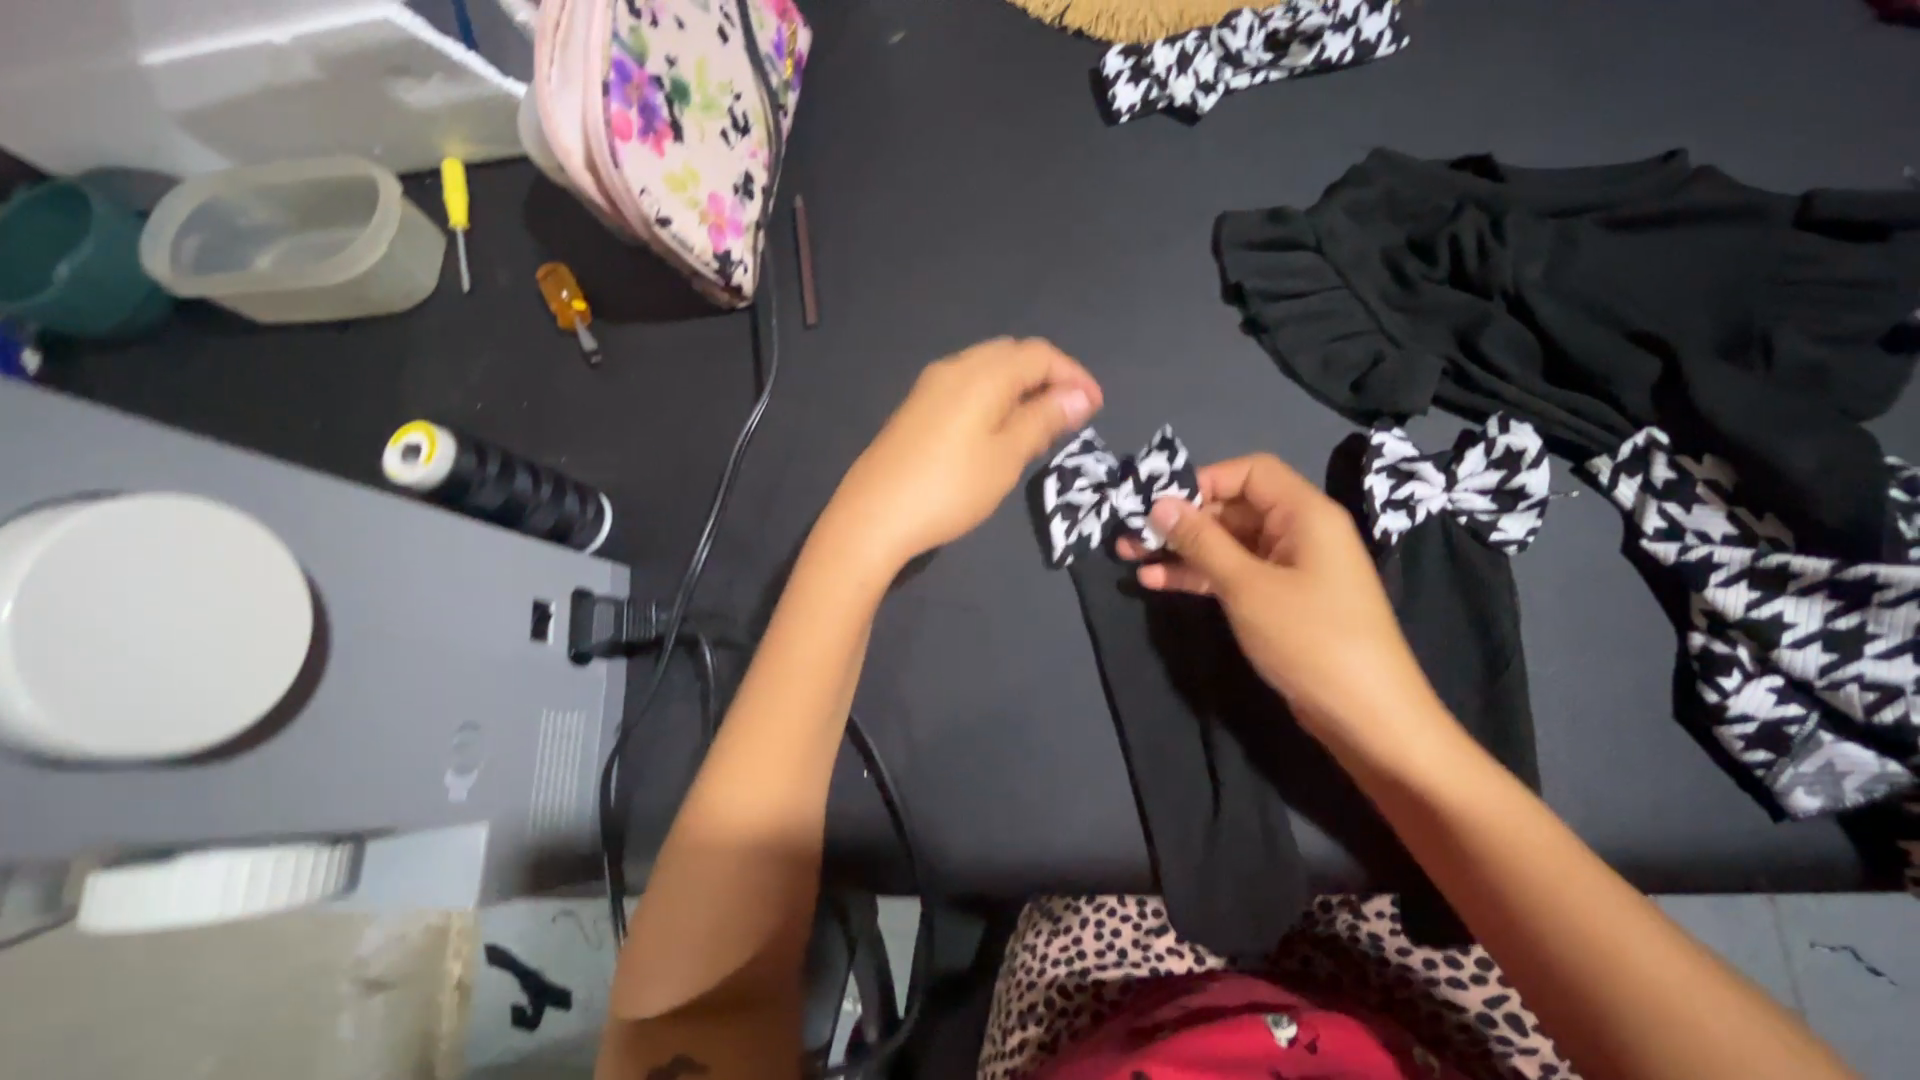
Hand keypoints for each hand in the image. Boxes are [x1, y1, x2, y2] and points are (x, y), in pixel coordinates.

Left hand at [821, 338, 1101, 571]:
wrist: (872, 517)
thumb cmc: (949, 488)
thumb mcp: (1006, 457)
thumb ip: (1043, 420)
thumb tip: (1077, 395)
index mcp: (982, 373)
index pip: (1039, 354)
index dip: (1073, 375)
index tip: (1095, 407)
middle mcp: (954, 368)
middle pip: (1012, 355)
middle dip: (1047, 377)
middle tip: (1070, 416)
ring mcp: (929, 387)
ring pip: (987, 371)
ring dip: (1020, 389)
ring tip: (1040, 427)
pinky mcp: (916, 409)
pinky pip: (966, 388)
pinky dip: (994, 399)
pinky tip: (1000, 432)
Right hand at [1118, 454, 1449, 754]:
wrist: (1366, 714)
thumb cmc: (1310, 637)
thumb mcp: (1247, 586)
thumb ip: (1201, 541)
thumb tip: (1160, 504)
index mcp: (1305, 514)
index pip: (1249, 472)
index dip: (1203, 480)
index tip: (1158, 503)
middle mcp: (1299, 532)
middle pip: (1235, 507)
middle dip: (1182, 519)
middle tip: (1131, 532)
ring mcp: (1290, 569)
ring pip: (1229, 544)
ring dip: (1183, 549)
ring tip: (1131, 555)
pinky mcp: (1281, 601)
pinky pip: (1235, 575)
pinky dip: (1200, 576)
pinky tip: (1156, 582)